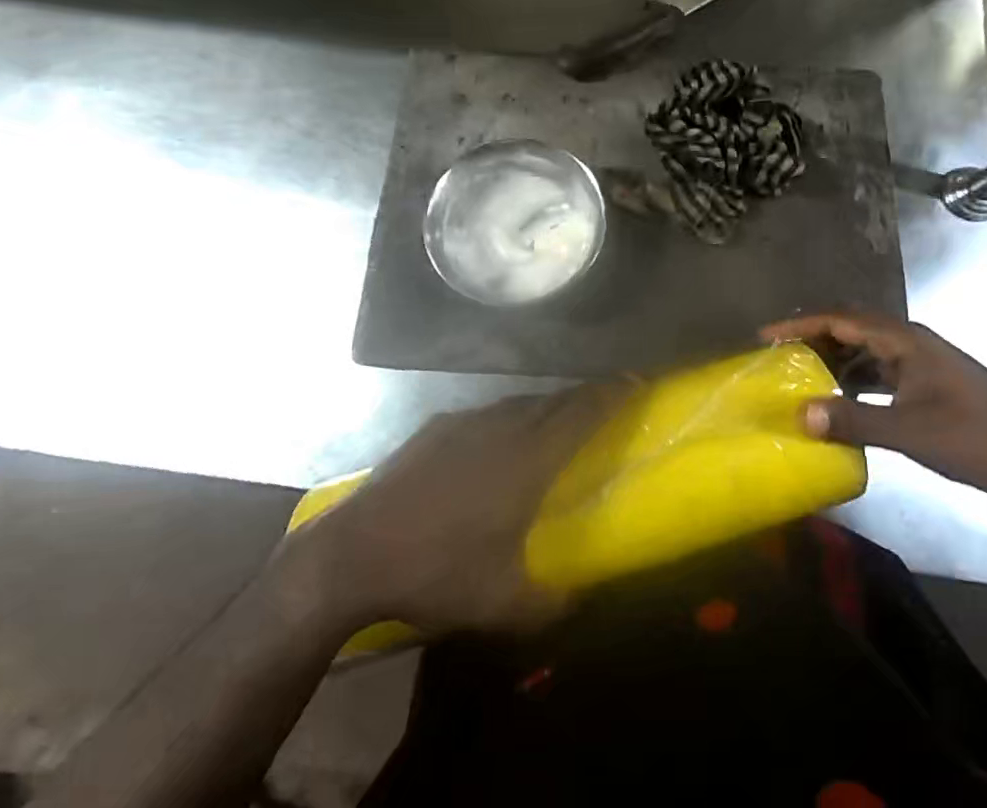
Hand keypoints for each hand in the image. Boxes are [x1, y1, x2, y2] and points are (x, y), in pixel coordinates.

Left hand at [278, 382, 625, 634]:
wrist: (349, 556)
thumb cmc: (435, 573)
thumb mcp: (503, 605)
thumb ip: (552, 604)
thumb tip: (581, 601)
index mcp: (528, 461)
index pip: (582, 413)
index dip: (613, 393)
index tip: (638, 381)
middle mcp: (501, 430)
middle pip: (556, 401)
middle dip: (587, 396)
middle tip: (609, 400)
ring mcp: (464, 425)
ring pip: (520, 404)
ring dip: (548, 407)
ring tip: (561, 419)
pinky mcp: (434, 430)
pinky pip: (487, 413)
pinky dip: (510, 417)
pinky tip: (501, 438)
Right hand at [761, 312, 986, 493]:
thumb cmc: (976, 437)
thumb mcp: (910, 431)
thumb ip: (853, 421)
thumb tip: (798, 414)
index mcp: (905, 341)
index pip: (843, 320)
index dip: (801, 325)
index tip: (764, 335)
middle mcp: (911, 344)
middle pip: (852, 330)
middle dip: (813, 340)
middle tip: (776, 358)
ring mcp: (921, 365)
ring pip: (865, 353)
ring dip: (833, 362)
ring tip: (799, 379)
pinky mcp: (927, 385)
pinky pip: (878, 374)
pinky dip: (853, 383)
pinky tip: (839, 402)